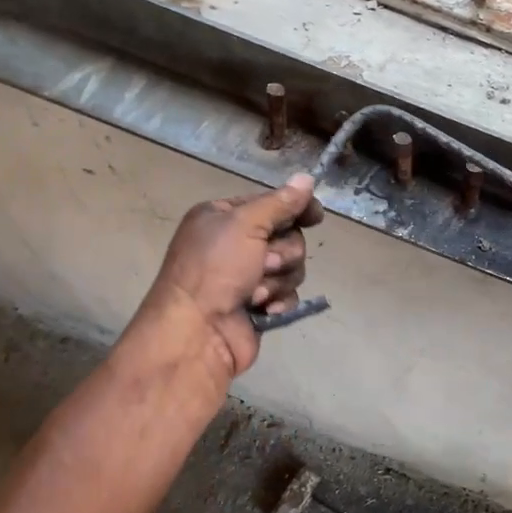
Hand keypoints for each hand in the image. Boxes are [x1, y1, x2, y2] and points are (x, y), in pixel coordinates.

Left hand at [126, 174, 322, 381]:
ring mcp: (245, 275)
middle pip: (288, 236)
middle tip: (264, 263)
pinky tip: (263, 309)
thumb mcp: (245, 225)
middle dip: (282, 252)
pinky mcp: (257, 303)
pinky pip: (287, 292)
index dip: (295, 208)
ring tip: (256, 293)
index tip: (315, 216)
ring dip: (278, 279)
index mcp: (222, 217)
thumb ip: (280, 202)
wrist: (196, 334)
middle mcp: (233, 243)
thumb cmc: (214, 270)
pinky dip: (279, 299)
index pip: (271, 203)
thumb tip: (307, 178)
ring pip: (291, 266)